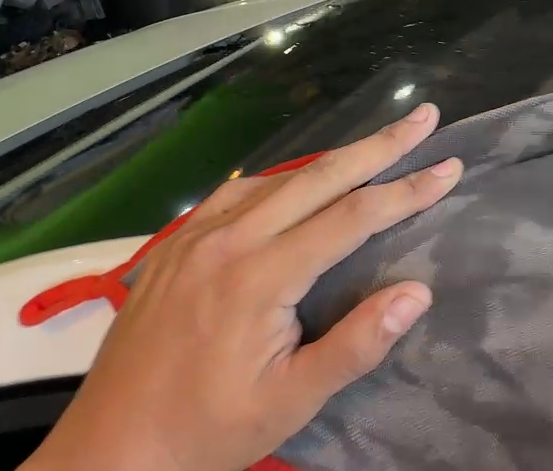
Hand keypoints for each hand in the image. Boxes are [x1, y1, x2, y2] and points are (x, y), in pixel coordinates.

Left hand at [23, 103, 462, 470]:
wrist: (102, 457)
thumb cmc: (206, 433)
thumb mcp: (288, 405)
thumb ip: (355, 346)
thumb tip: (418, 292)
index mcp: (259, 278)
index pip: (352, 217)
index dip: (407, 190)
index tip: (450, 167)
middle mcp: (229, 240)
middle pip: (321, 176)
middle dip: (381, 144)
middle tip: (425, 116)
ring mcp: (197, 237)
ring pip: (282, 177)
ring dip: (337, 156)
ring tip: (379, 143)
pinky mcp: (176, 245)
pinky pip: (241, 191)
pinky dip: (286, 175)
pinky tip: (299, 179)